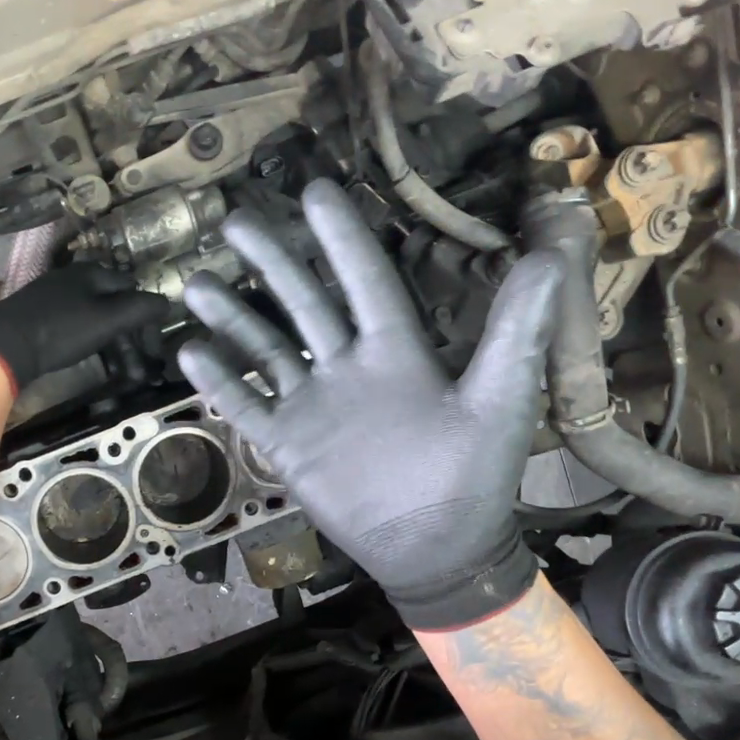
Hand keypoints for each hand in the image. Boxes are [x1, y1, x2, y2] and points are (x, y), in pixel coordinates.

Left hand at [0, 263, 170, 393]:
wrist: (6, 344)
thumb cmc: (61, 330)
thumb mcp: (107, 320)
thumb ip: (139, 310)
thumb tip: (169, 301)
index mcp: (91, 272)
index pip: (129, 285)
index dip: (144, 307)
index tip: (152, 333)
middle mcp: (71, 276)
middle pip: (109, 295)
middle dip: (125, 318)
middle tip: (136, 347)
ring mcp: (51, 293)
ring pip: (89, 307)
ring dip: (105, 327)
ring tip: (115, 351)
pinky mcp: (36, 312)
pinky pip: (71, 318)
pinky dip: (85, 331)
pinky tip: (84, 345)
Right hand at [178, 180, 566, 630]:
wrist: (434, 546)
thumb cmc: (472, 474)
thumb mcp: (499, 396)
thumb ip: (514, 328)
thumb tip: (549, 254)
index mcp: (395, 351)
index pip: (363, 281)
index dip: (341, 238)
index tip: (315, 192)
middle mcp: (347, 369)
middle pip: (303, 304)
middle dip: (271, 263)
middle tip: (236, 222)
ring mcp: (314, 407)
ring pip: (265, 350)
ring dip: (233, 317)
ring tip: (196, 285)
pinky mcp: (289, 445)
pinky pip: (248, 406)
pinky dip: (220, 382)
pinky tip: (190, 353)